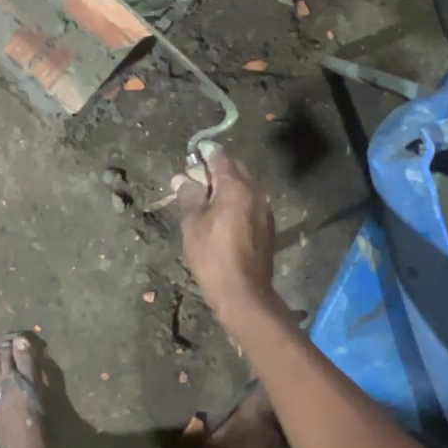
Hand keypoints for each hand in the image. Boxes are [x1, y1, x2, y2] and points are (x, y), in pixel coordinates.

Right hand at [174, 144, 279, 320]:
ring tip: (205, 197)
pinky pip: (249, 202)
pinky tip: (221, 214)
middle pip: (235, 170)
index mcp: (236, 187)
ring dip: (226, 186)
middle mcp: (255, 192)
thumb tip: (181, 178)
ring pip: (244, 187)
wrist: (244, 293)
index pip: (220, 158)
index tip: (193, 153)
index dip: (205, 153)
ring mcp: (264, 210)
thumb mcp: (193, 224)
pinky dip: (235, 200)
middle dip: (216, 169)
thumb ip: (188, 196)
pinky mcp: (266, 226)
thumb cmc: (212, 256)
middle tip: (195, 177)